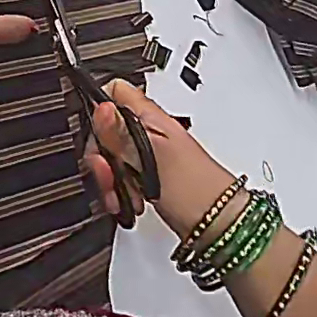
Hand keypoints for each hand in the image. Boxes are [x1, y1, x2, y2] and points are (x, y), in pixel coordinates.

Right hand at [82, 80, 192, 221]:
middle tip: (110, 172)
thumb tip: (100, 107)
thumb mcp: (150, 157)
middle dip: (102, 153)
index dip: (99, 109)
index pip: (115, 91)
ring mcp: (149, 154)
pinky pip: (123, 175)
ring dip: (111, 176)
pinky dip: (120, 189)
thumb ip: (120, 131)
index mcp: (150, 117)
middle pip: (108, 128)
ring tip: (121, 192)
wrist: (219, 224)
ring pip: (113, 154)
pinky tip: (127, 201)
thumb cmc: (194, 188)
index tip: (98, 136)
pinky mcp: (150, 176)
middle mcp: (149, 131)